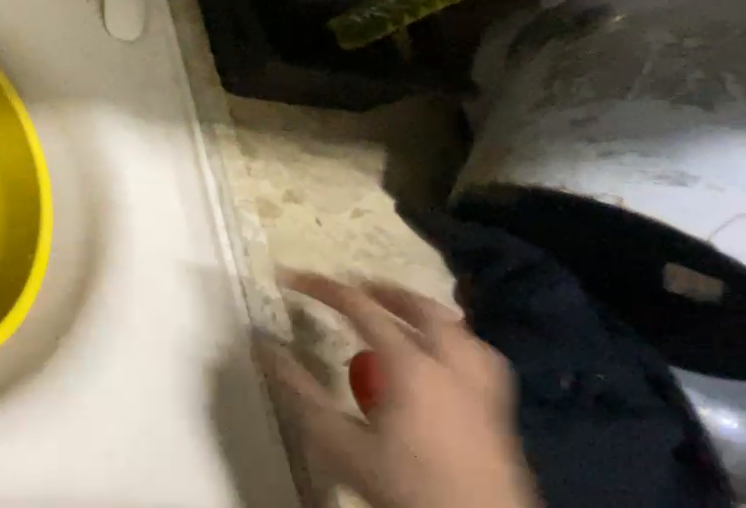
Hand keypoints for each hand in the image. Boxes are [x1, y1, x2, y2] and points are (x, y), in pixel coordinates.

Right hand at [259, 272, 539, 507]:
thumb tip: (261, 343)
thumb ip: (298, 388)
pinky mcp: (499, 413)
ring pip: (460, 331)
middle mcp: (450, 366)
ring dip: (426, 314)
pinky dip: (455, 342)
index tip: (290, 277)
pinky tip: (442, 357)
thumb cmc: (403, 483)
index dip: (322, 287)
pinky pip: (480, 357)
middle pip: (421, 310)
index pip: (360, 306)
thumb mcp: (338, 440)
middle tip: (353, 286)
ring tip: (401, 313)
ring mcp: (482, 390)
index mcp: (409, 364)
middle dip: (384, 291)